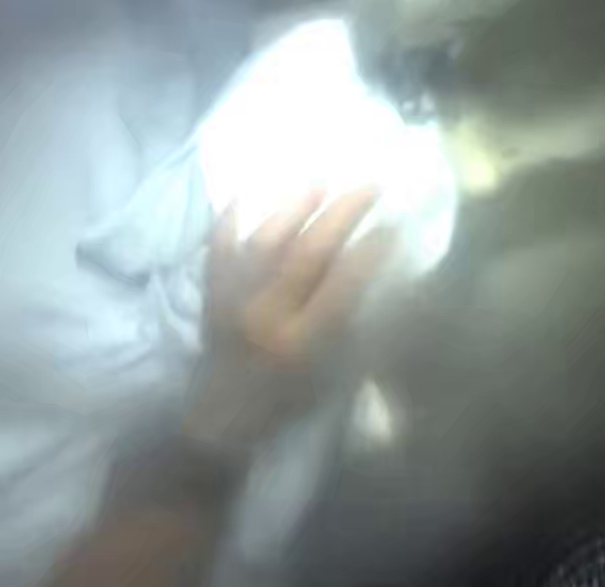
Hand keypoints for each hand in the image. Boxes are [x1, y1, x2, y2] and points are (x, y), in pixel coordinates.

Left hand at [183, 188, 393, 455]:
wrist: (219, 421)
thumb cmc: (287, 398)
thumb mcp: (331, 372)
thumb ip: (353, 324)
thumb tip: (378, 271)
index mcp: (302, 340)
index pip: (343, 283)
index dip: (372, 250)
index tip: (393, 225)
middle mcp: (268, 313)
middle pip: (310, 251)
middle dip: (344, 214)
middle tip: (370, 187)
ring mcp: (235, 298)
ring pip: (267, 241)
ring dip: (296, 208)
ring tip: (320, 183)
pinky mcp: (212, 292)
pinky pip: (219, 247)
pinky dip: (229, 219)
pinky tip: (243, 193)